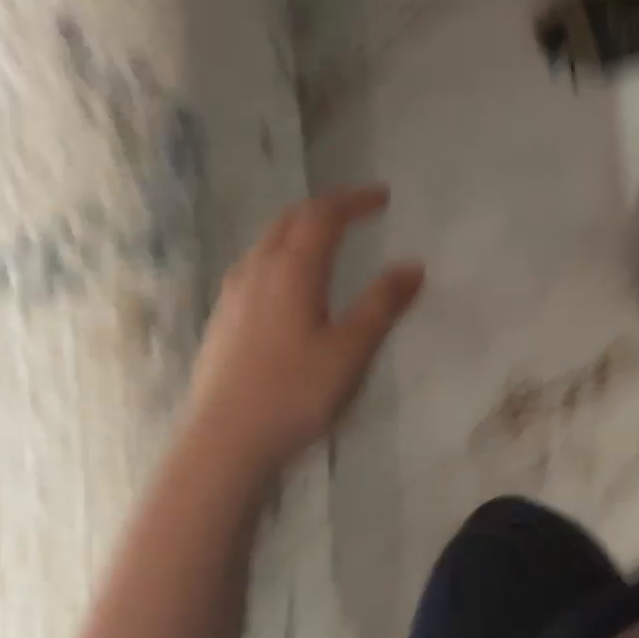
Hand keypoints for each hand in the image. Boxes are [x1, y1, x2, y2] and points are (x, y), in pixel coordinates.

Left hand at [184, 184, 423, 471]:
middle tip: (358, 208)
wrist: (225, 442)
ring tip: (327, 236)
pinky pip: (256, 266)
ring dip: (300, 228)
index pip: (323, 217)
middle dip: (325, 207)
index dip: (353, 200)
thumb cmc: (296, 391)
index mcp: (292, 272)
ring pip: (267, 243)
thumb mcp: (352, 348)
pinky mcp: (225, 321)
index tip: (383, 196)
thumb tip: (413, 266)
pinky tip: (290, 281)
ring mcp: (234, 296)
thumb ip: (383, 303)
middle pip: (289, 222)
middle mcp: (258, 273)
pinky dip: (283, 254)